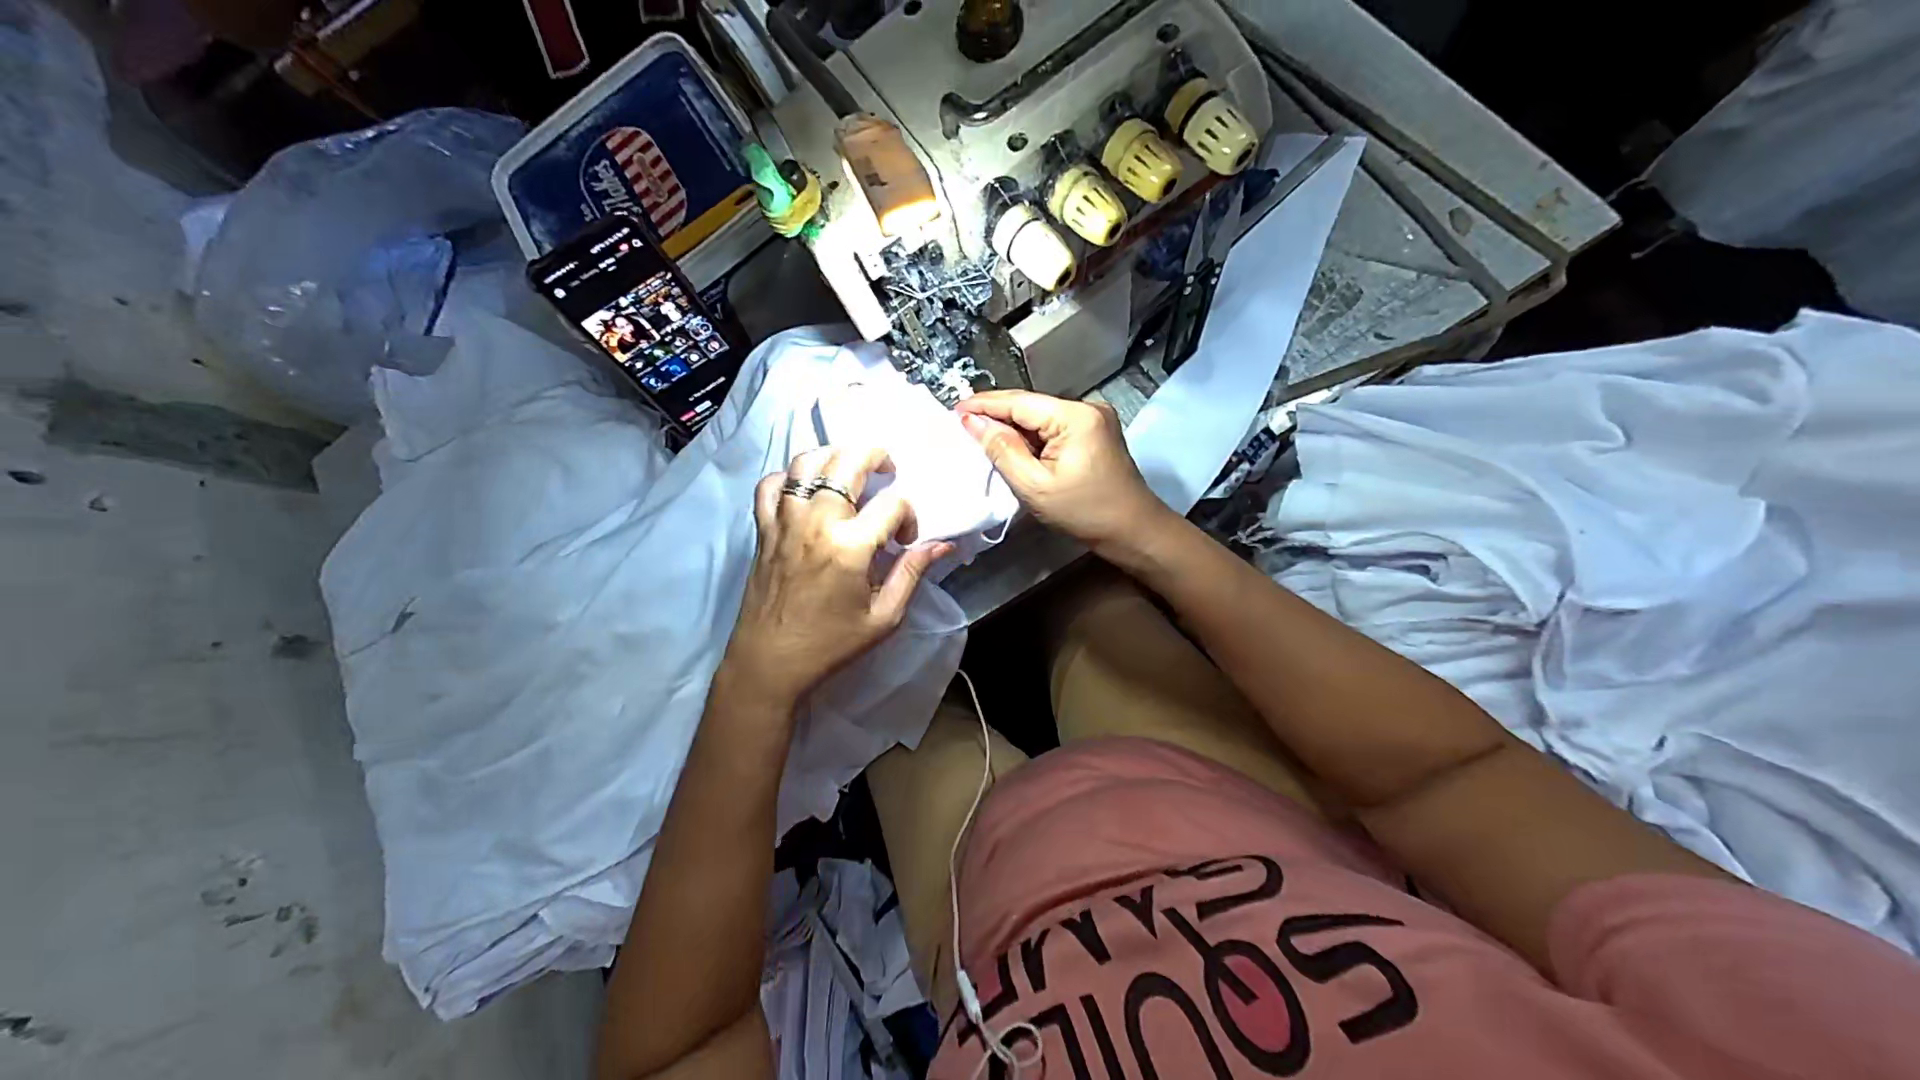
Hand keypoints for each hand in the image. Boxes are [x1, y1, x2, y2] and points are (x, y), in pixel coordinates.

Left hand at [722, 446, 953, 708]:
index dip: (908, 517)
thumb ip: (912, 573)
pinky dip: (790, 477)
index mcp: (850, 547)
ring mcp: (785, 521)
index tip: (905, 541)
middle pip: (847, 461)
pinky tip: (806, 490)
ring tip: (849, 472)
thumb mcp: (884, 617)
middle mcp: (816, 522)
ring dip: (834, 457)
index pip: (892, 505)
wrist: (770, 663)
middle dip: (875, 456)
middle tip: (887, 470)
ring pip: (806, 462)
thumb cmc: (831, 644)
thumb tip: (942, 545)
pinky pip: (771, 485)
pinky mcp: (764, 528)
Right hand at [956, 390, 1175, 552]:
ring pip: (1040, 417)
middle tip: (962, 424)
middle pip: (1030, 406)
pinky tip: (1012, 446)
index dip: (984, 404)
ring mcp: (1093, 418)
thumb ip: (1002, 450)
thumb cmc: (1084, 512)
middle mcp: (1086, 408)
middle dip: (997, 415)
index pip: (1019, 402)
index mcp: (1075, 416)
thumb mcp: (1034, 485)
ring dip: (1013, 427)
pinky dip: (1032, 436)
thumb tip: (973, 422)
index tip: (954, 410)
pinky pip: (1053, 427)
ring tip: (980, 435)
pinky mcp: (1094, 431)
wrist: (1133, 530)